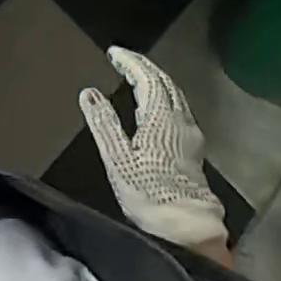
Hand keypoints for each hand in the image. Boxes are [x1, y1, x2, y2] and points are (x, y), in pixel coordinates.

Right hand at [79, 48, 227, 249]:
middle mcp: (181, 122)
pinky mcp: (192, 149)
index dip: (132, 63)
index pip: (149, 80)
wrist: (186, 228)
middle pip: (167, 85)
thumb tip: (89, 92)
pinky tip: (153, 103)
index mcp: (162, 120)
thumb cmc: (147, 192)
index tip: (114, 52)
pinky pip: (177, 109)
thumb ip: (103, 122)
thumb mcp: (117, 157)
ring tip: (136, 74)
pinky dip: (162, 96)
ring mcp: (190, 136)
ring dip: (156, 80)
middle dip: (145, 67)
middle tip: (124, 58)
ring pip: (176, 96)